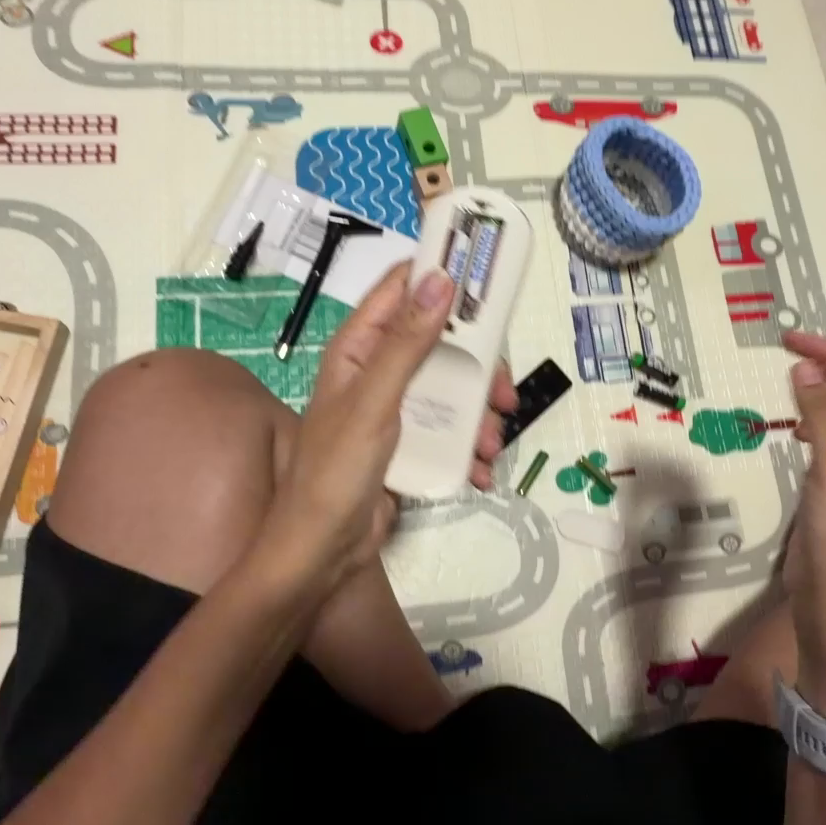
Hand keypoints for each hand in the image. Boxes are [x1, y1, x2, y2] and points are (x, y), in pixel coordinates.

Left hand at [257, 264, 516, 588]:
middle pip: (442, 340)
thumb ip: (407, 342)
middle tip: (502, 390)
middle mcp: (379, 367)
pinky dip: (471, 445)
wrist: (323, 550)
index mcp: (359, 346)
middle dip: (479, 363)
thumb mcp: (374, 401)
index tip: (488, 276)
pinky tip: (481, 469)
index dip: (441, 274)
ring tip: (492, 444)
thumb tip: (441, 279)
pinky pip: (451, 427)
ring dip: (481, 412)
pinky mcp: (411, 440)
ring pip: (454, 386)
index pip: (402, 288)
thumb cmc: (337, 470)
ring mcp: (397, 405)